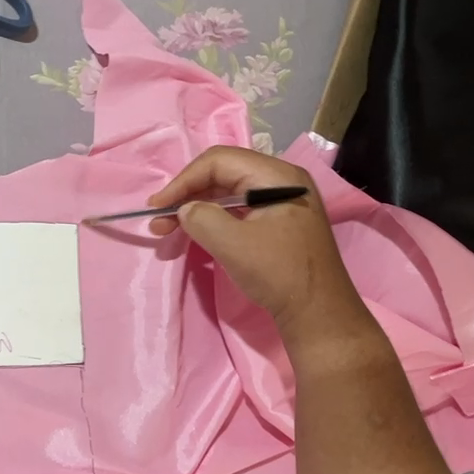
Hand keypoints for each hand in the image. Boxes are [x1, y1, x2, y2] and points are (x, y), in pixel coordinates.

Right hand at [148, 146, 378, 359]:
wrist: (317, 311)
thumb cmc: (280, 274)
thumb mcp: (234, 244)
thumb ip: (202, 219)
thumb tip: (184, 210)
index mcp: (277, 177)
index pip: (220, 161)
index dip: (184, 180)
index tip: (157, 206)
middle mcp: (280, 181)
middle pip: (222, 174)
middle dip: (186, 194)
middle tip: (158, 220)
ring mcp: (279, 202)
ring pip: (226, 193)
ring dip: (194, 208)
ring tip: (166, 229)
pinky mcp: (274, 222)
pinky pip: (235, 210)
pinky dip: (209, 219)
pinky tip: (192, 233)